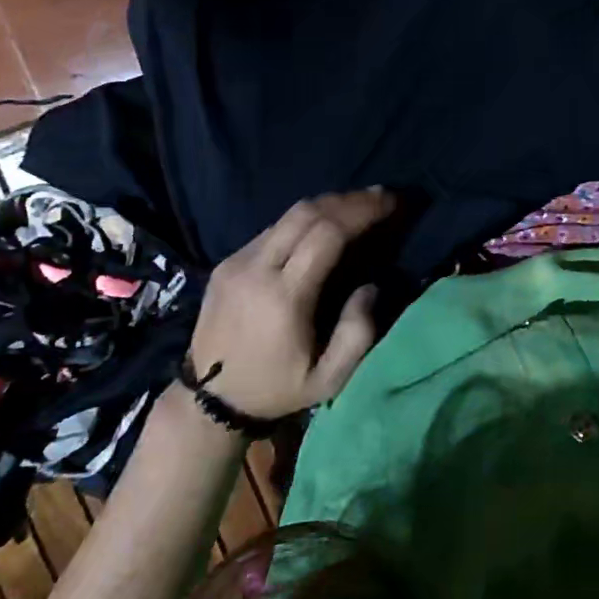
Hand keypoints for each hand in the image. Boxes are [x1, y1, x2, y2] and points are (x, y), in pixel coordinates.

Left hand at [184, 189, 396, 419]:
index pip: (327, 233)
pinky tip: (323, 227)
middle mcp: (256, 269)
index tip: (390, 203)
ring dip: (326, 205)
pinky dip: (304, 221)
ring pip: (286, 216)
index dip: (361, 211)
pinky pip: (271, 230)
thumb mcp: (329, 379)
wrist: (208, 402)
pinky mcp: (226, 264)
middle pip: (306, 213)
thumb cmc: (276, 389)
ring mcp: (236, 262)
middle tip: (380, 197)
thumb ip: (358, 333)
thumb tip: (370, 286)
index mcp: (284, 297)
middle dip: (348, 200)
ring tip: (357, 206)